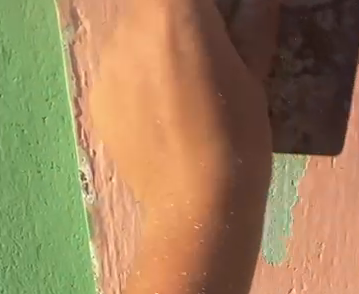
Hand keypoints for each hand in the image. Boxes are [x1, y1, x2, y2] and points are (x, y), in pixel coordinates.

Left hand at [88, 0, 277, 230]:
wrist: (200, 208)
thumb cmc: (239, 141)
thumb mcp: (255, 81)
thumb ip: (253, 29)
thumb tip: (260, 3)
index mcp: (175, 7)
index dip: (202, 12)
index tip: (217, 29)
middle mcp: (130, 24)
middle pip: (152, 8)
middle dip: (175, 25)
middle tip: (201, 66)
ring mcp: (107, 64)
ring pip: (132, 41)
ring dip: (154, 56)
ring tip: (181, 103)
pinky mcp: (97, 101)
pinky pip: (119, 80)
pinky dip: (138, 92)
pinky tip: (163, 126)